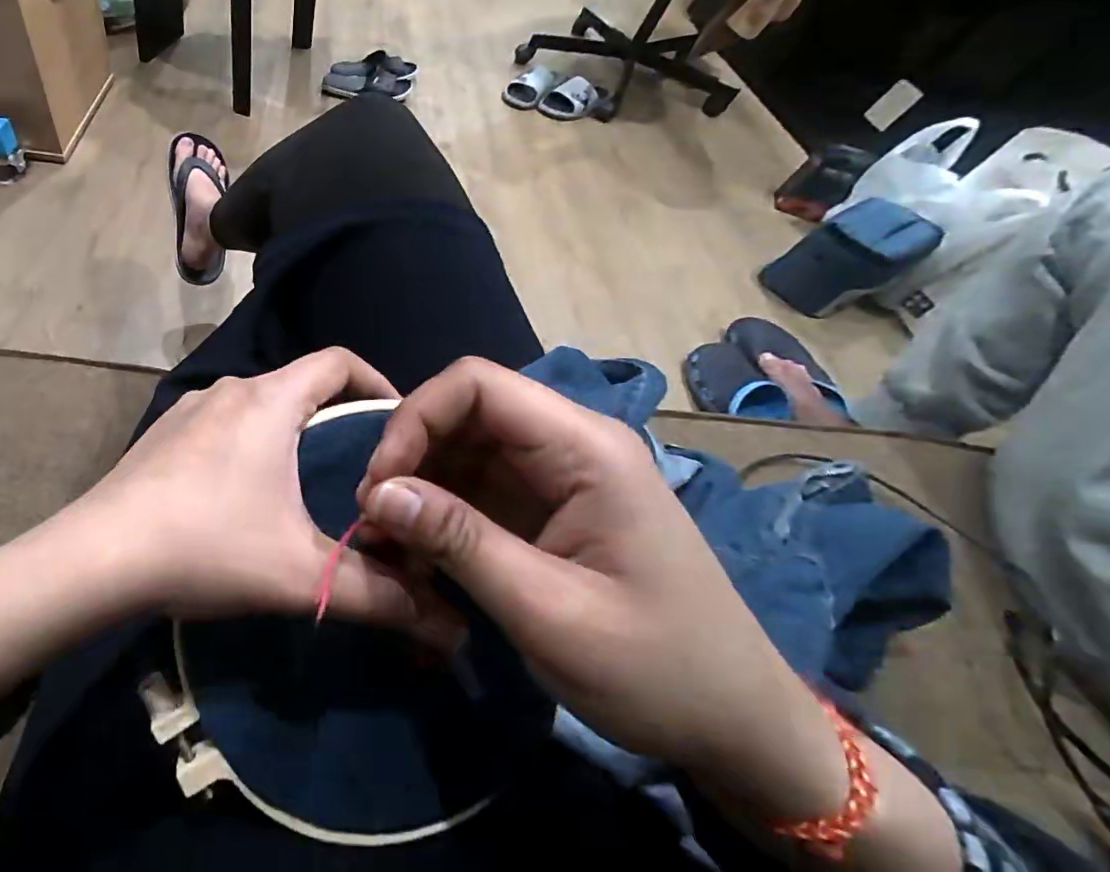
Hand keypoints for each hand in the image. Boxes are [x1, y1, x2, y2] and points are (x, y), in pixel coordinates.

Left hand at [66, 349, 432, 632]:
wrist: (94, 559)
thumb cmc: (206, 546)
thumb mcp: (300, 574)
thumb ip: (378, 595)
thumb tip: (449, 628)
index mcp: (269, 400)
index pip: (340, 361)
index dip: (378, 382)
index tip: (398, 426)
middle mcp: (229, 389)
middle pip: (300, 384)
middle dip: (338, 417)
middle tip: (362, 468)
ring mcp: (189, 408)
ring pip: (259, 405)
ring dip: (291, 432)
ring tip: (307, 483)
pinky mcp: (162, 434)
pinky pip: (224, 424)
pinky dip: (251, 444)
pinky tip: (243, 495)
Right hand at [355, 358, 849, 819]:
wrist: (734, 726)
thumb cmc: (656, 669)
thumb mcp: (549, 610)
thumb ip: (460, 543)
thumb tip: (378, 493)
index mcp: (585, 448)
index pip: (478, 385)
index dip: (416, 417)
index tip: (380, 482)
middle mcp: (568, 445)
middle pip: (465, 413)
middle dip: (410, 456)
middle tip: (375, 519)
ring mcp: (556, 477)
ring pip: (463, 451)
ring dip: (419, 490)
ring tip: (390, 546)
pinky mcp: (545, 509)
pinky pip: (475, 489)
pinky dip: (438, 516)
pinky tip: (419, 558)